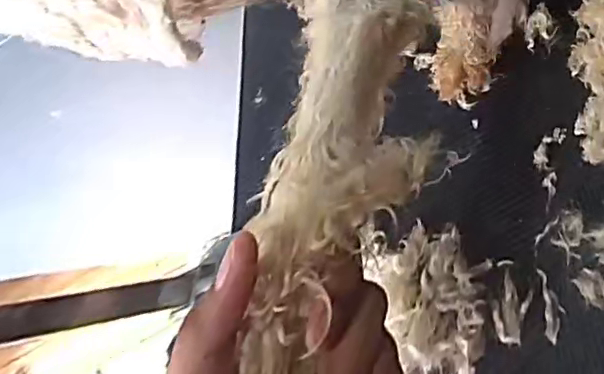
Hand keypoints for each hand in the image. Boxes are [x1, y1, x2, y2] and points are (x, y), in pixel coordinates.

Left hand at [169, 232, 399, 373]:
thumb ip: (211, 325)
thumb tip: (245, 243)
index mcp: (270, 321)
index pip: (315, 259)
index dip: (320, 263)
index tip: (307, 294)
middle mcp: (315, 331)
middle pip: (356, 279)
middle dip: (341, 307)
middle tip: (313, 343)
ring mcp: (350, 355)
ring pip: (377, 316)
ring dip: (356, 348)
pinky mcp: (380, 373)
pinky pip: (393, 354)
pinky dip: (376, 369)